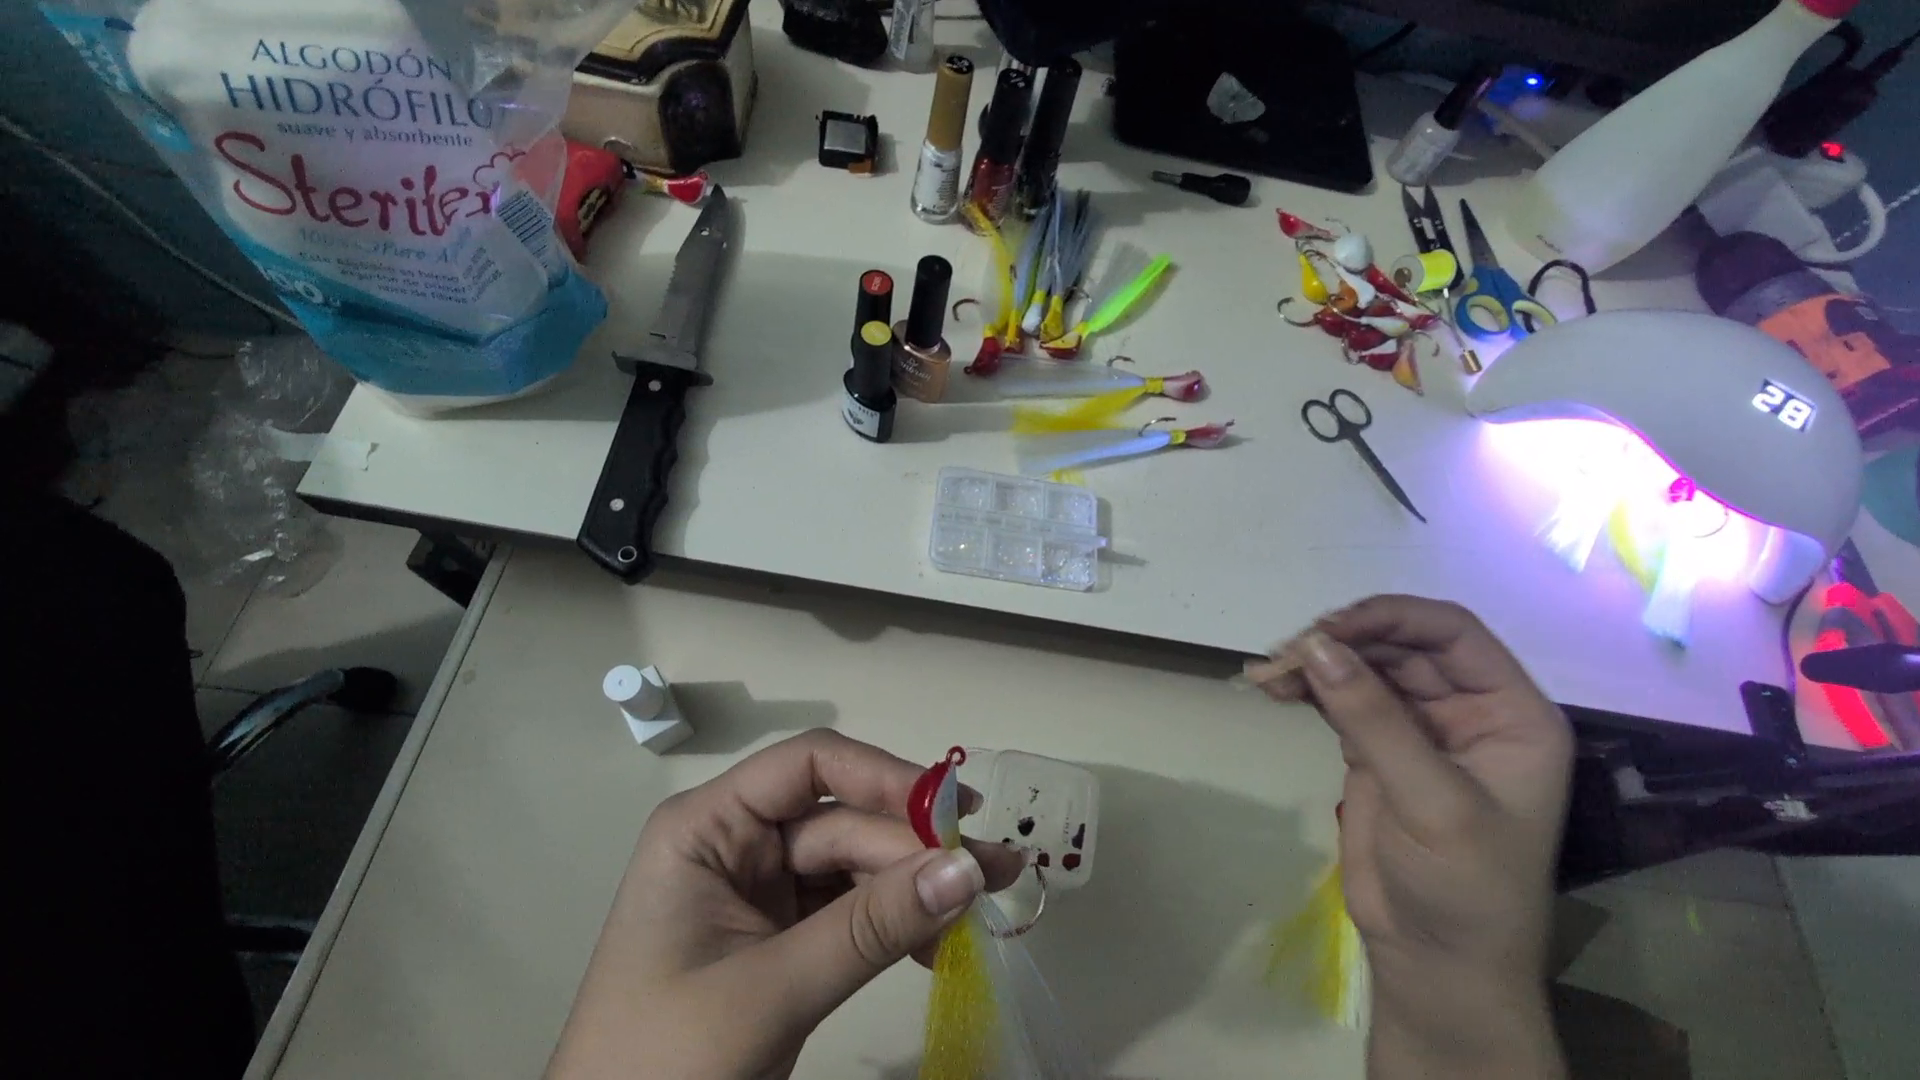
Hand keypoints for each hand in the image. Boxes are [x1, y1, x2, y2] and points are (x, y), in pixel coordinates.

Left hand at [545, 730, 1023, 1079]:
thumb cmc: (662, 1061)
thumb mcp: (770, 990)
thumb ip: (870, 928)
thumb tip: (969, 870)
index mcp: (708, 826)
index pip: (808, 766)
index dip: (884, 776)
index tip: (953, 810)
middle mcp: (738, 842)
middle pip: (844, 819)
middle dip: (914, 849)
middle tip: (995, 873)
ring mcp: (762, 888)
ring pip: (856, 864)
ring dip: (915, 887)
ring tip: (982, 910)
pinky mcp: (783, 933)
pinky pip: (853, 909)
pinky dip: (896, 923)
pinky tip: (938, 945)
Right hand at [1245, 596, 1572, 1079]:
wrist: (1436, 963)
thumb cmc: (1463, 887)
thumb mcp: (1430, 801)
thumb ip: (1373, 719)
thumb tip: (1313, 646)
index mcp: (1509, 713)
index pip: (1452, 634)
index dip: (1390, 618)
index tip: (1327, 629)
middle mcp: (1466, 710)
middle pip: (1399, 645)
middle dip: (1341, 642)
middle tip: (1284, 654)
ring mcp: (1416, 729)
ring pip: (1363, 668)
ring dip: (1315, 663)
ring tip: (1266, 673)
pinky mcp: (1374, 749)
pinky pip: (1338, 700)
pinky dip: (1305, 689)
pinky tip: (1270, 687)